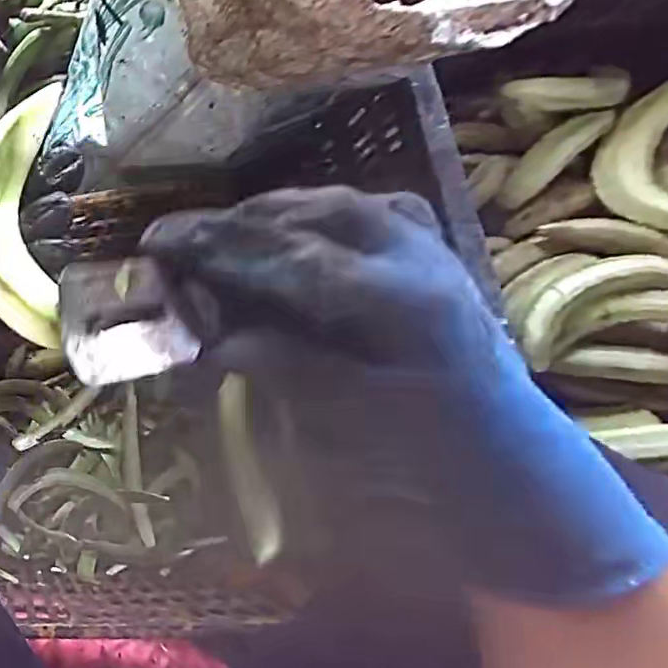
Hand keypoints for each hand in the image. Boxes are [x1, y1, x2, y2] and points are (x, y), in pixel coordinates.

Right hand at [142, 187, 667, 604]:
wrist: (510, 463)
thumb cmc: (422, 460)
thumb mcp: (337, 419)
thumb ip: (272, 361)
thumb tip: (205, 332)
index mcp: (404, 305)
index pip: (289, 257)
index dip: (216, 247)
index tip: (156, 243)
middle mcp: (421, 257)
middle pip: (304, 218)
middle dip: (228, 225)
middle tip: (168, 236)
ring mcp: (430, 245)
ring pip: (328, 204)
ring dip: (260, 216)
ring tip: (209, 233)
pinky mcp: (430, 247)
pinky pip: (355, 211)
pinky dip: (304, 216)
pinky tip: (274, 228)